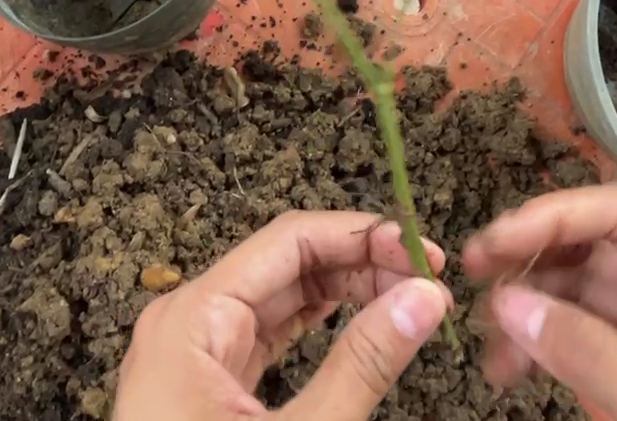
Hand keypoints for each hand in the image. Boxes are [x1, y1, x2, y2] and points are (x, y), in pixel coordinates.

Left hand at [114, 210, 452, 419]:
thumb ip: (362, 365)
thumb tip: (425, 299)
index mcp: (195, 316)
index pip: (288, 241)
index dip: (358, 236)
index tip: (420, 252)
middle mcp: (190, 318)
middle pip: (285, 263)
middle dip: (358, 264)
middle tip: (425, 280)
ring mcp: (196, 350)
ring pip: (280, 296)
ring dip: (344, 291)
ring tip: (405, 297)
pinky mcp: (208, 380)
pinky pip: (267, 332)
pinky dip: (316, 325)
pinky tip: (360, 320)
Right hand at [462, 186, 616, 420]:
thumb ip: (601, 362)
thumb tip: (508, 301)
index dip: (556, 216)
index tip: (496, 243)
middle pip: (596, 251)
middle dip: (533, 259)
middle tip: (472, 281)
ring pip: (582, 296)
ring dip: (531, 308)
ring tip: (488, 348)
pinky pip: (587, 345)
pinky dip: (545, 350)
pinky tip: (509, 370)